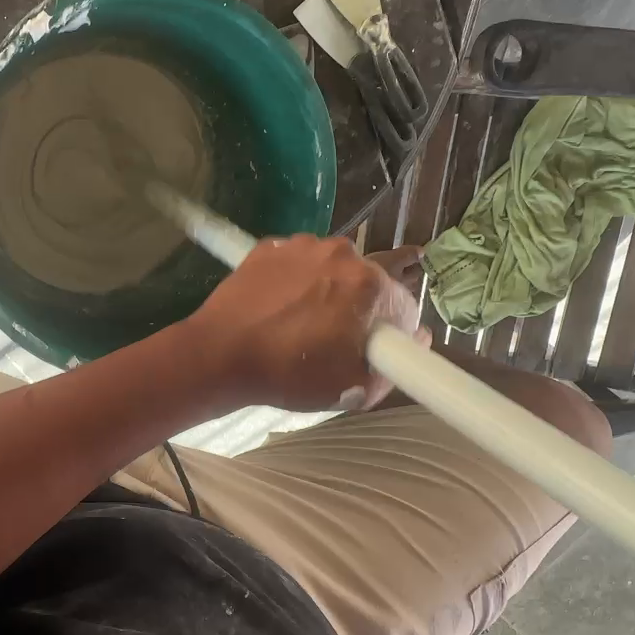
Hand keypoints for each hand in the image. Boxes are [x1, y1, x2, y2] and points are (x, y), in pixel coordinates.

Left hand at [179, 235, 426, 411]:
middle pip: (366, 281)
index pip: (402, 305)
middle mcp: (341, 253)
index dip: (393, 331)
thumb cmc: (289, 374)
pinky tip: (278, 305)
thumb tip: (414, 340)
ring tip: (302, 321)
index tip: (372, 349)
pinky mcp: (268, 248)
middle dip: (359, 307)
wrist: (219, 355)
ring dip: (326, 288)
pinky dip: (293, 280)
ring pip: (329, 267)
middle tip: (335, 337)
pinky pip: (295, 263)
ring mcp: (301, 246)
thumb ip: (394, 367)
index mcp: (369, 284)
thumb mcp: (353, 389)